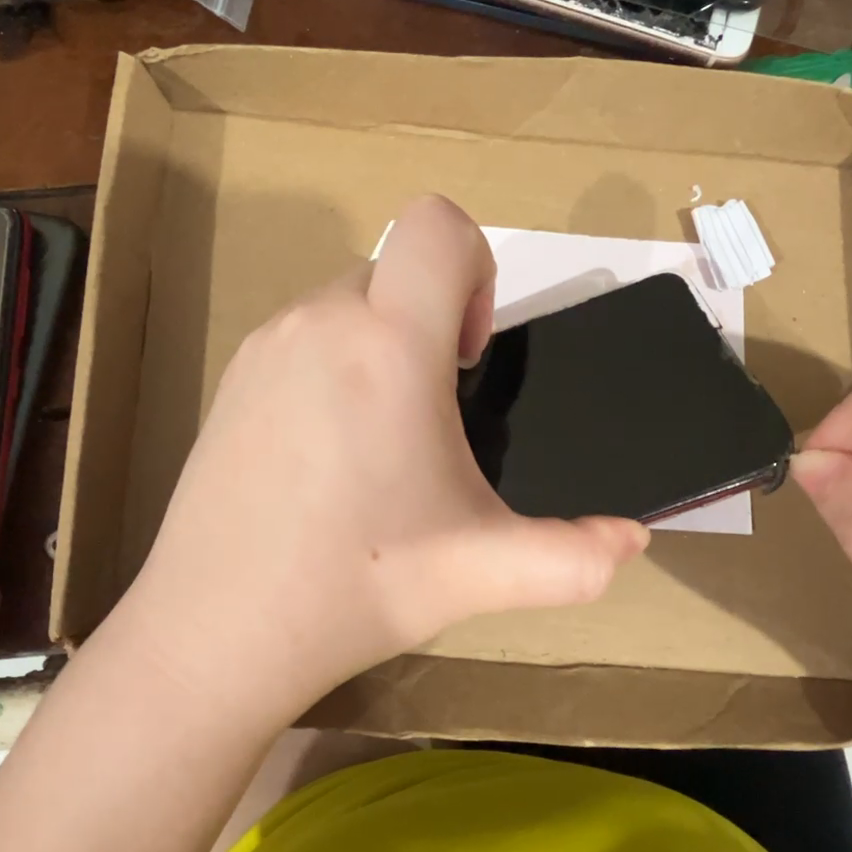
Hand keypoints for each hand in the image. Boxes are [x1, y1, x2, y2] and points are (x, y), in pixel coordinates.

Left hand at [107, 195, 648, 715]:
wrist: (217, 627)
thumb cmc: (356, 585)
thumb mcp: (482, 572)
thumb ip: (573, 557)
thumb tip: (634, 542)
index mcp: (388, 344)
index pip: (437, 224)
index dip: (476, 268)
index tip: (470, 358)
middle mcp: (320, 321)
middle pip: (395, 268)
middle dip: (432, 322)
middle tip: (433, 420)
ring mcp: (264, 346)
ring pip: (345, 303)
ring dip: (380, 346)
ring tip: (380, 444)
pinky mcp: (230, 379)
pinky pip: (300, 339)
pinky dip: (331, 368)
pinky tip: (326, 456)